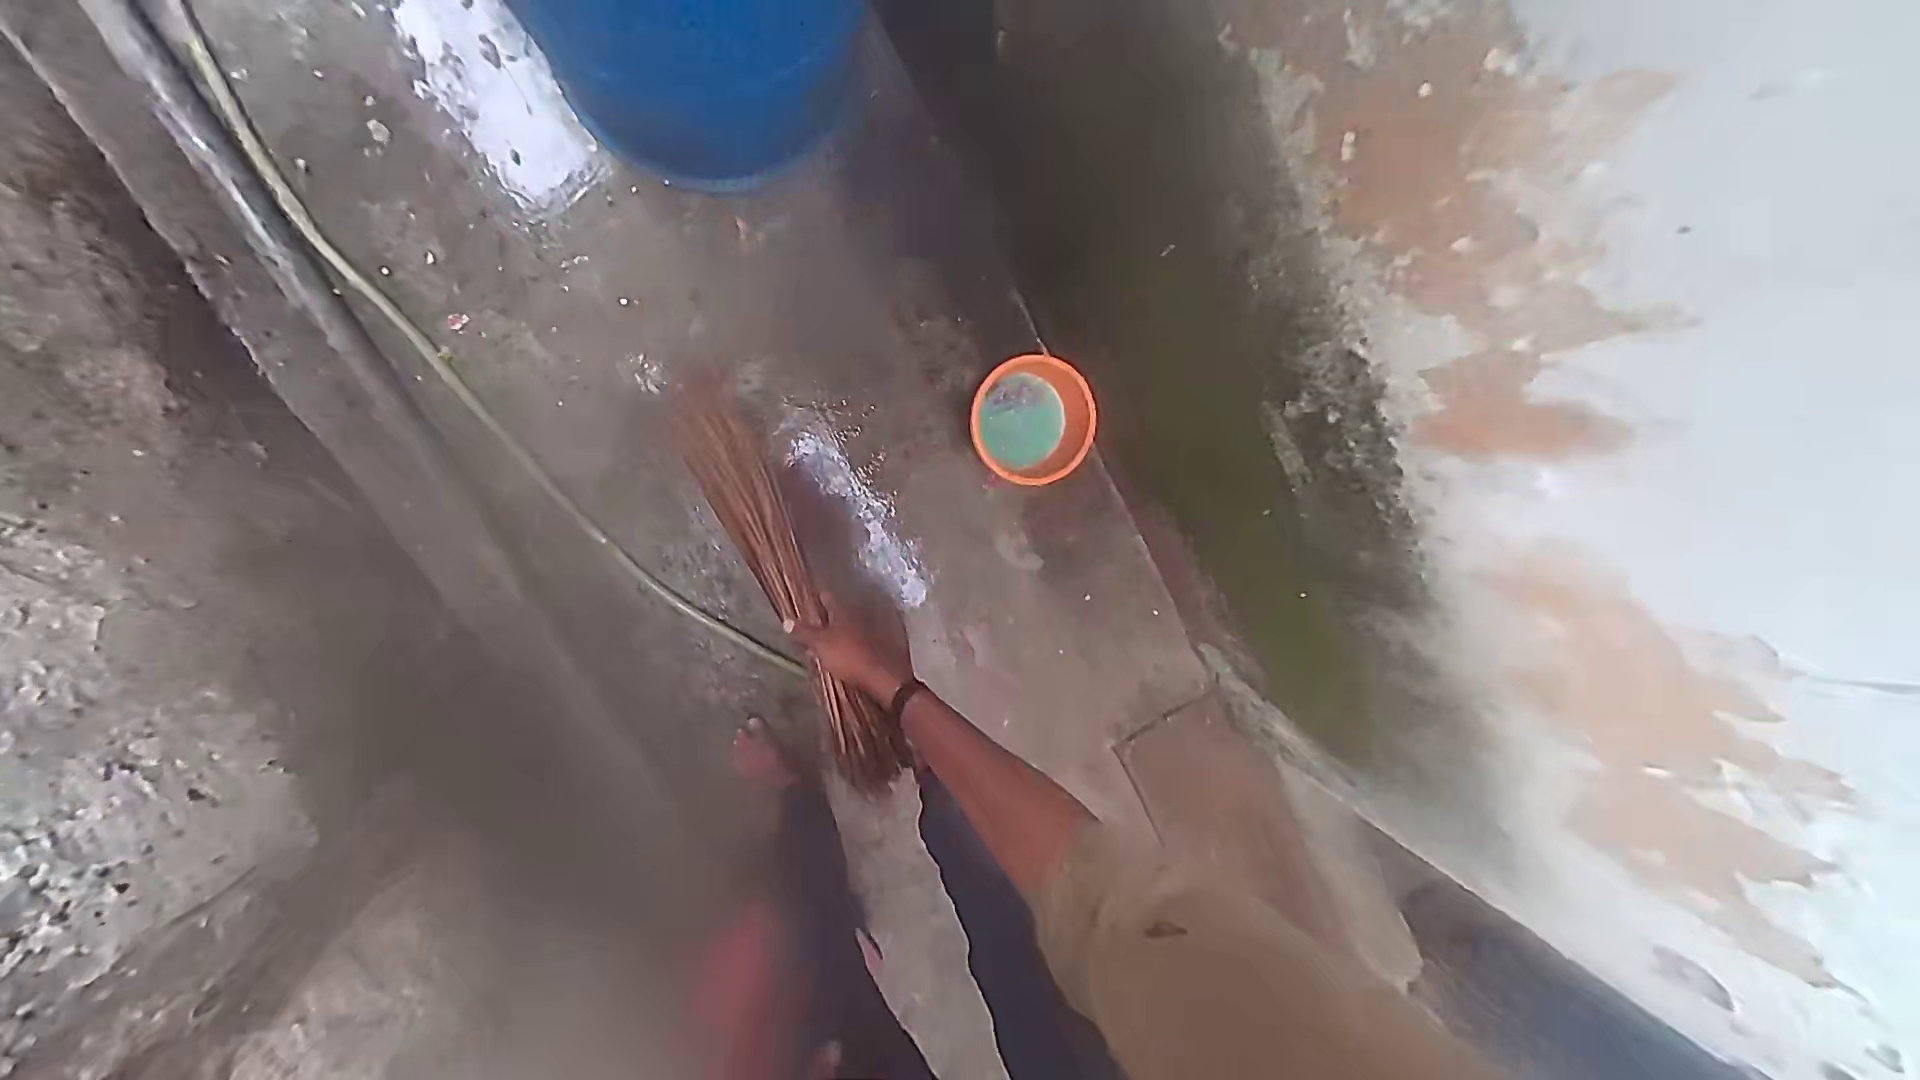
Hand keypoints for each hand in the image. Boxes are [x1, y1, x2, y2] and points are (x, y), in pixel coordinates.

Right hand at [785, 593, 912, 701]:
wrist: (884, 675)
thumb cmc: (849, 656)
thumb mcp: (820, 645)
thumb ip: (804, 633)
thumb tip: (786, 620)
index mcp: (844, 612)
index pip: (829, 598)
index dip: (820, 598)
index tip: (813, 597)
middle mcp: (861, 615)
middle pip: (843, 612)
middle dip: (830, 617)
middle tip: (818, 623)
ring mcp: (876, 628)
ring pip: (855, 626)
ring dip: (844, 630)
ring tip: (832, 641)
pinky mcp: (886, 643)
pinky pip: (868, 638)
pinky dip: (858, 642)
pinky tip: (852, 652)